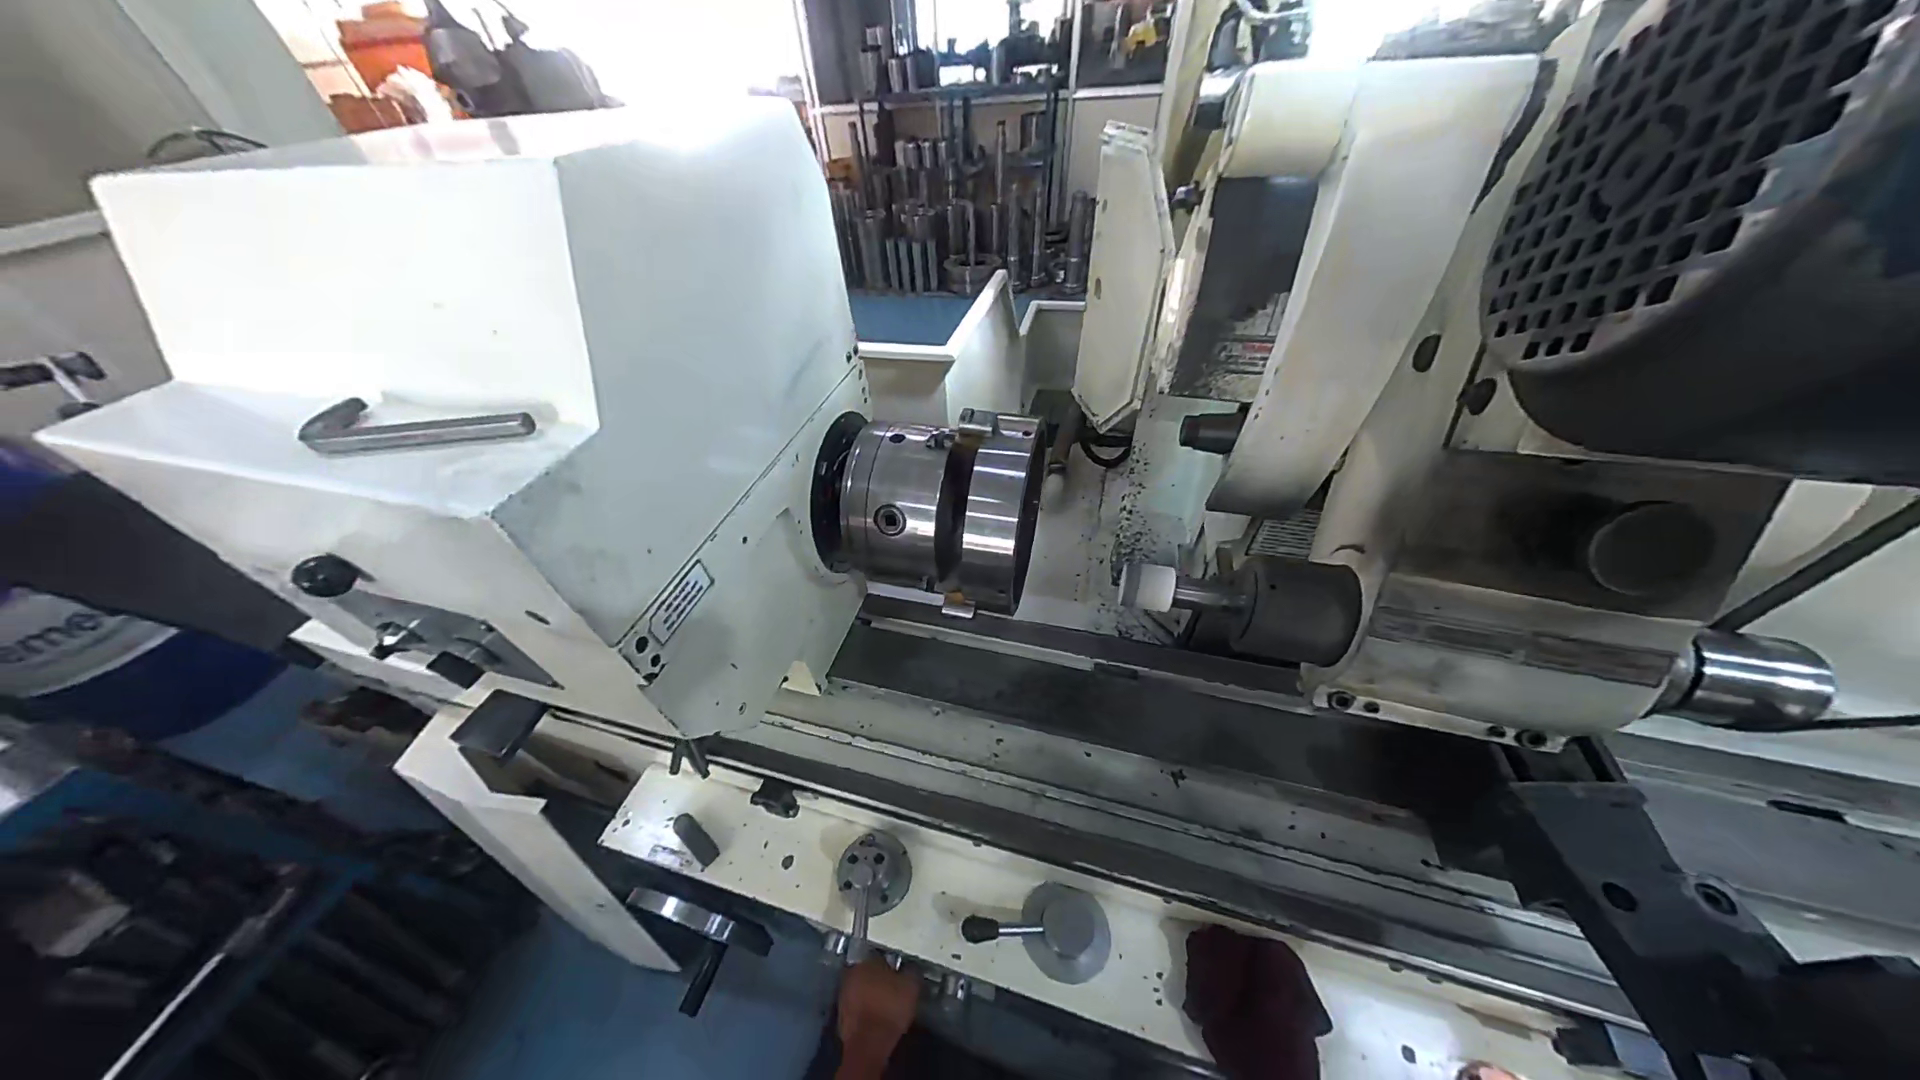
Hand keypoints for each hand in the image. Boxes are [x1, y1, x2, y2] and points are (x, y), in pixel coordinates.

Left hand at [835, 958, 918, 1079]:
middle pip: (869, 973)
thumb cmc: (890, 1010)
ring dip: (871, 996)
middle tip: (894, 991)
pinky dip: (866, 1012)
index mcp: (866, 962)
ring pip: (861, 991)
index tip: (901, 977)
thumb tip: (910, 968)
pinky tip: (877, 1020)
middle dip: (880, 980)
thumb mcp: (911, 987)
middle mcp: (851, 974)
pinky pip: (857, 1008)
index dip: (893, 968)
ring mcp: (843, 996)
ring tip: (886, 1007)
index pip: (881, 957)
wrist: (869, 1045)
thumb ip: (911, 972)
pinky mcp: (841, 1018)